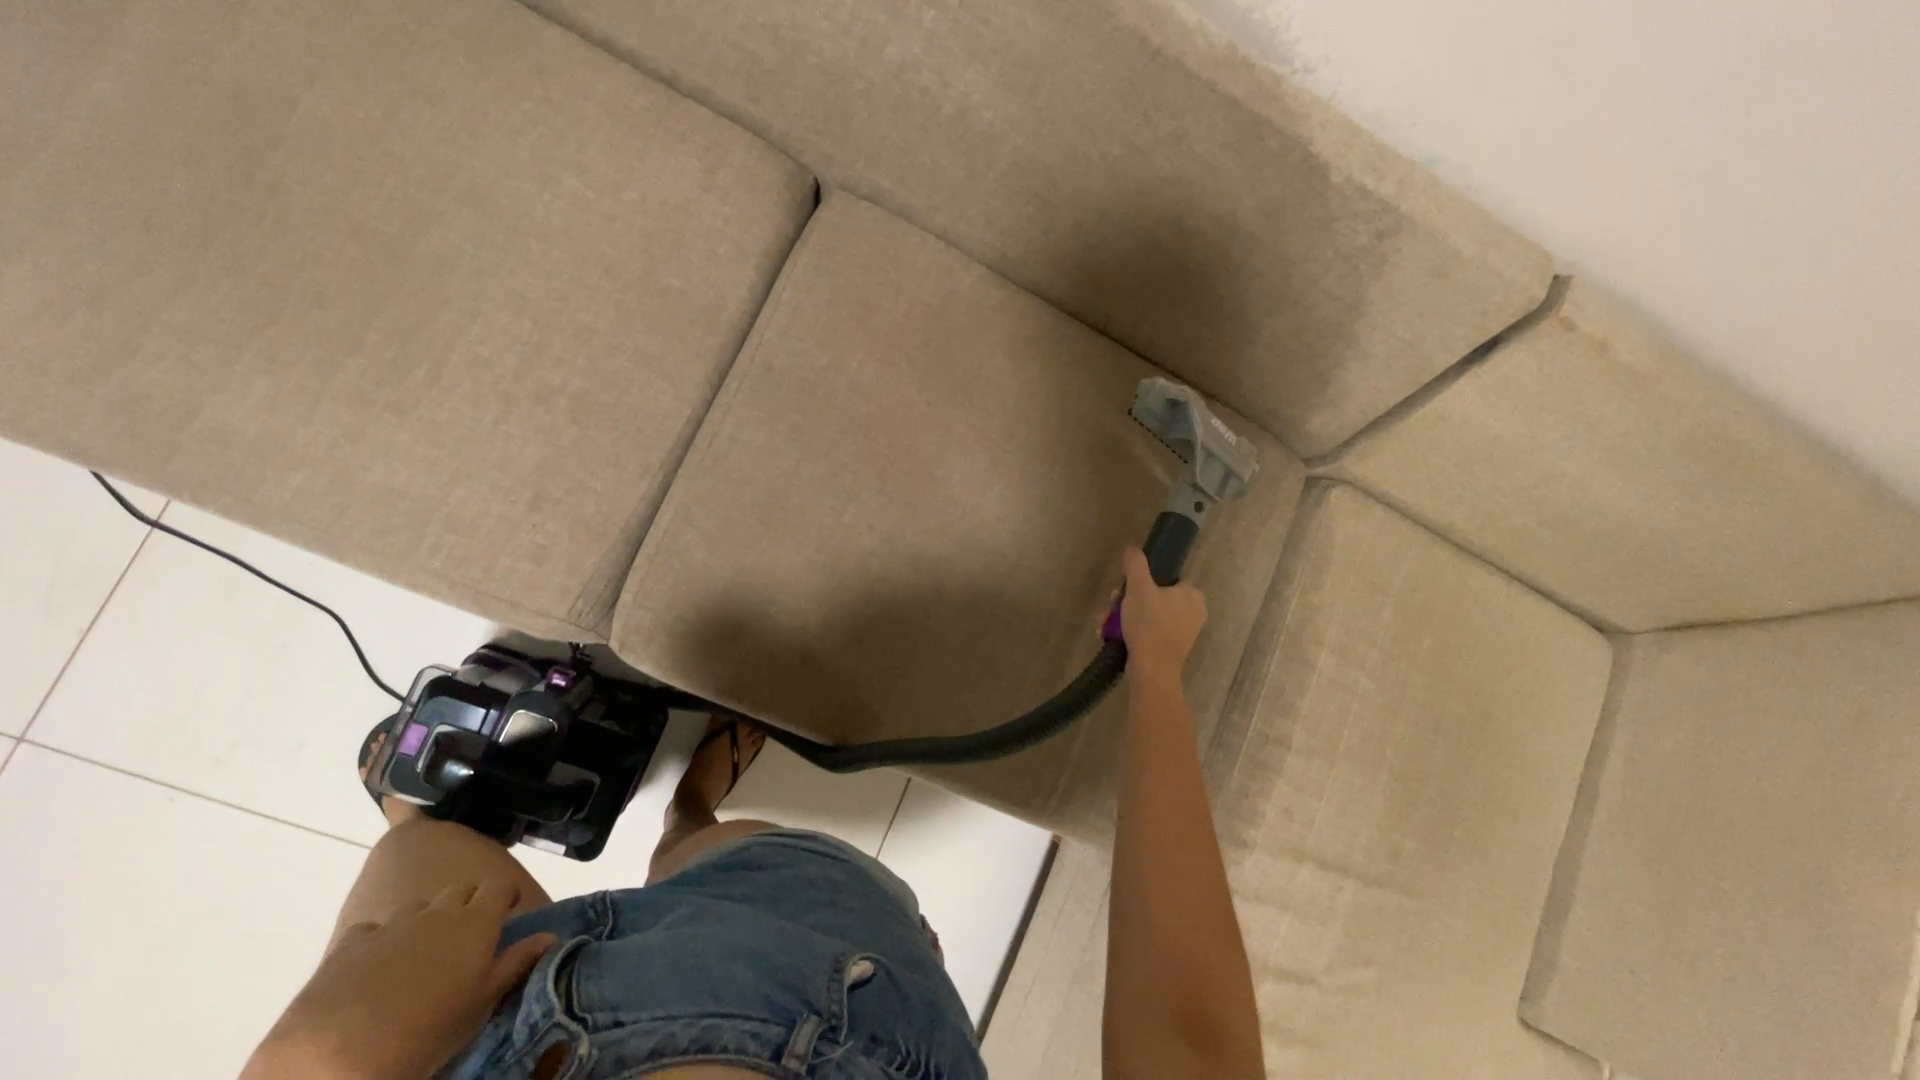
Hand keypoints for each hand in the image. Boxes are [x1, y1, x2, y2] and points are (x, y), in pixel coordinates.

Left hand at [244, 880, 555, 1079]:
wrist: (336, 1054)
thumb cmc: (426, 1031)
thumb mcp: (480, 1004)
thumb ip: (515, 964)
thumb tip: (549, 936)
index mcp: (475, 923)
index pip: (500, 886)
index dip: (506, 896)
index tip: (508, 913)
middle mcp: (438, 912)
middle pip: (462, 890)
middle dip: (469, 905)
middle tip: (468, 940)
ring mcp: (392, 924)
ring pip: (420, 906)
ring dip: (428, 920)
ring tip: (423, 956)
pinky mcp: (351, 942)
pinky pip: (376, 927)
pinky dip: (384, 939)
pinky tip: (377, 967)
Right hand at [1118, 547, 1206, 684]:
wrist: (1153, 670)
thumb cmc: (1149, 624)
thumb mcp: (1138, 588)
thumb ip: (1135, 565)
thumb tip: (1131, 548)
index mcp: (1193, 595)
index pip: (1167, 578)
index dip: (1143, 581)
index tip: (1124, 589)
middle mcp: (1194, 612)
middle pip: (1155, 596)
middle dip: (1127, 601)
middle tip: (1111, 606)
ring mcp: (1184, 632)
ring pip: (1149, 615)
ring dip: (1124, 617)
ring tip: (1104, 624)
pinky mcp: (1172, 648)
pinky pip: (1150, 631)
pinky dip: (1132, 632)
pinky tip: (1111, 636)